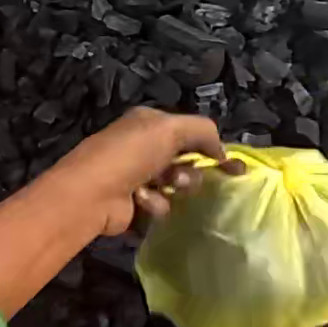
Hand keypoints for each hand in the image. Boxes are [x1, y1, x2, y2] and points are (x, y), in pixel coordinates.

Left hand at [33, 108, 234, 236]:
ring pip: (177, 184)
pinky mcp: (134, 201)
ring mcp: (137, 174)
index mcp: (148, 122)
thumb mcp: (170, 128)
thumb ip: (203, 131)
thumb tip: (222, 151)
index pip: (189, 132)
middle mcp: (142, 145)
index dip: (212, 148)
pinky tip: (140, 200)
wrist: (93, 192)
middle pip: (186, 161)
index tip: (234, 168)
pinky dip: (154, 203)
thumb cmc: (130, 154)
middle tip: (177, 177)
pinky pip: (161, 204)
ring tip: (157, 187)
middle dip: (188, 171)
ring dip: (172, 187)